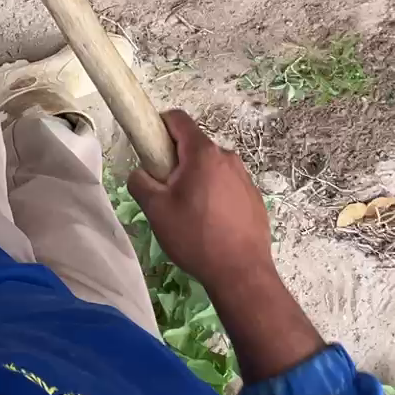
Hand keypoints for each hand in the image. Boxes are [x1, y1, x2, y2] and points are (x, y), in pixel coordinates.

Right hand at [127, 110, 273, 293]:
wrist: (242, 274)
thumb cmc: (195, 237)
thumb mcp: (156, 210)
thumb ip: (140, 182)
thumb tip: (141, 174)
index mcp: (203, 154)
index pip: (178, 119)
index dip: (159, 126)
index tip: (150, 148)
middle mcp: (227, 158)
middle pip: (194, 145)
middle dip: (176, 161)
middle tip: (167, 191)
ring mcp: (245, 177)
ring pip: (211, 166)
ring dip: (196, 179)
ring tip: (189, 212)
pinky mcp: (254, 197)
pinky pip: (227, 185)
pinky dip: (215, 194)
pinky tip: (211, 224)